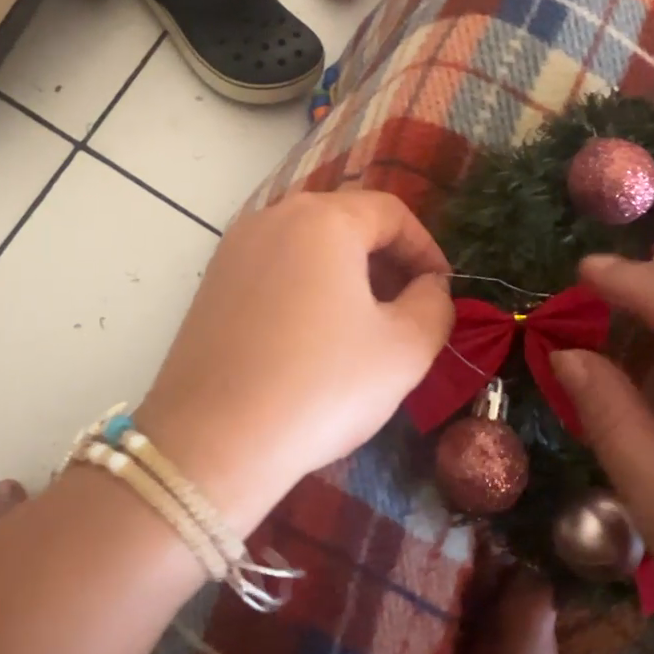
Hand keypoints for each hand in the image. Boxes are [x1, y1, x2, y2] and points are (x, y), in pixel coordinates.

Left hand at [137, 191, 454, 530]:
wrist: (214, 441)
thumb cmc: (322, 386)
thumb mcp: (405, 350)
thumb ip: (434, 305)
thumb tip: (428, 288)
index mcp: (322, 220)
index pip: (390, 212)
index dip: (427, 248)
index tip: (443, 291)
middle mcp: (271, 218)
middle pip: (345, 223)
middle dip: (386, 261)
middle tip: (409, 309)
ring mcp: (233, 251)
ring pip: (306, 247)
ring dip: (345, 276)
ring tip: (364, 328)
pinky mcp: (210, 285)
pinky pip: (273, 271)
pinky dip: (304, 290)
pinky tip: (312, 341)